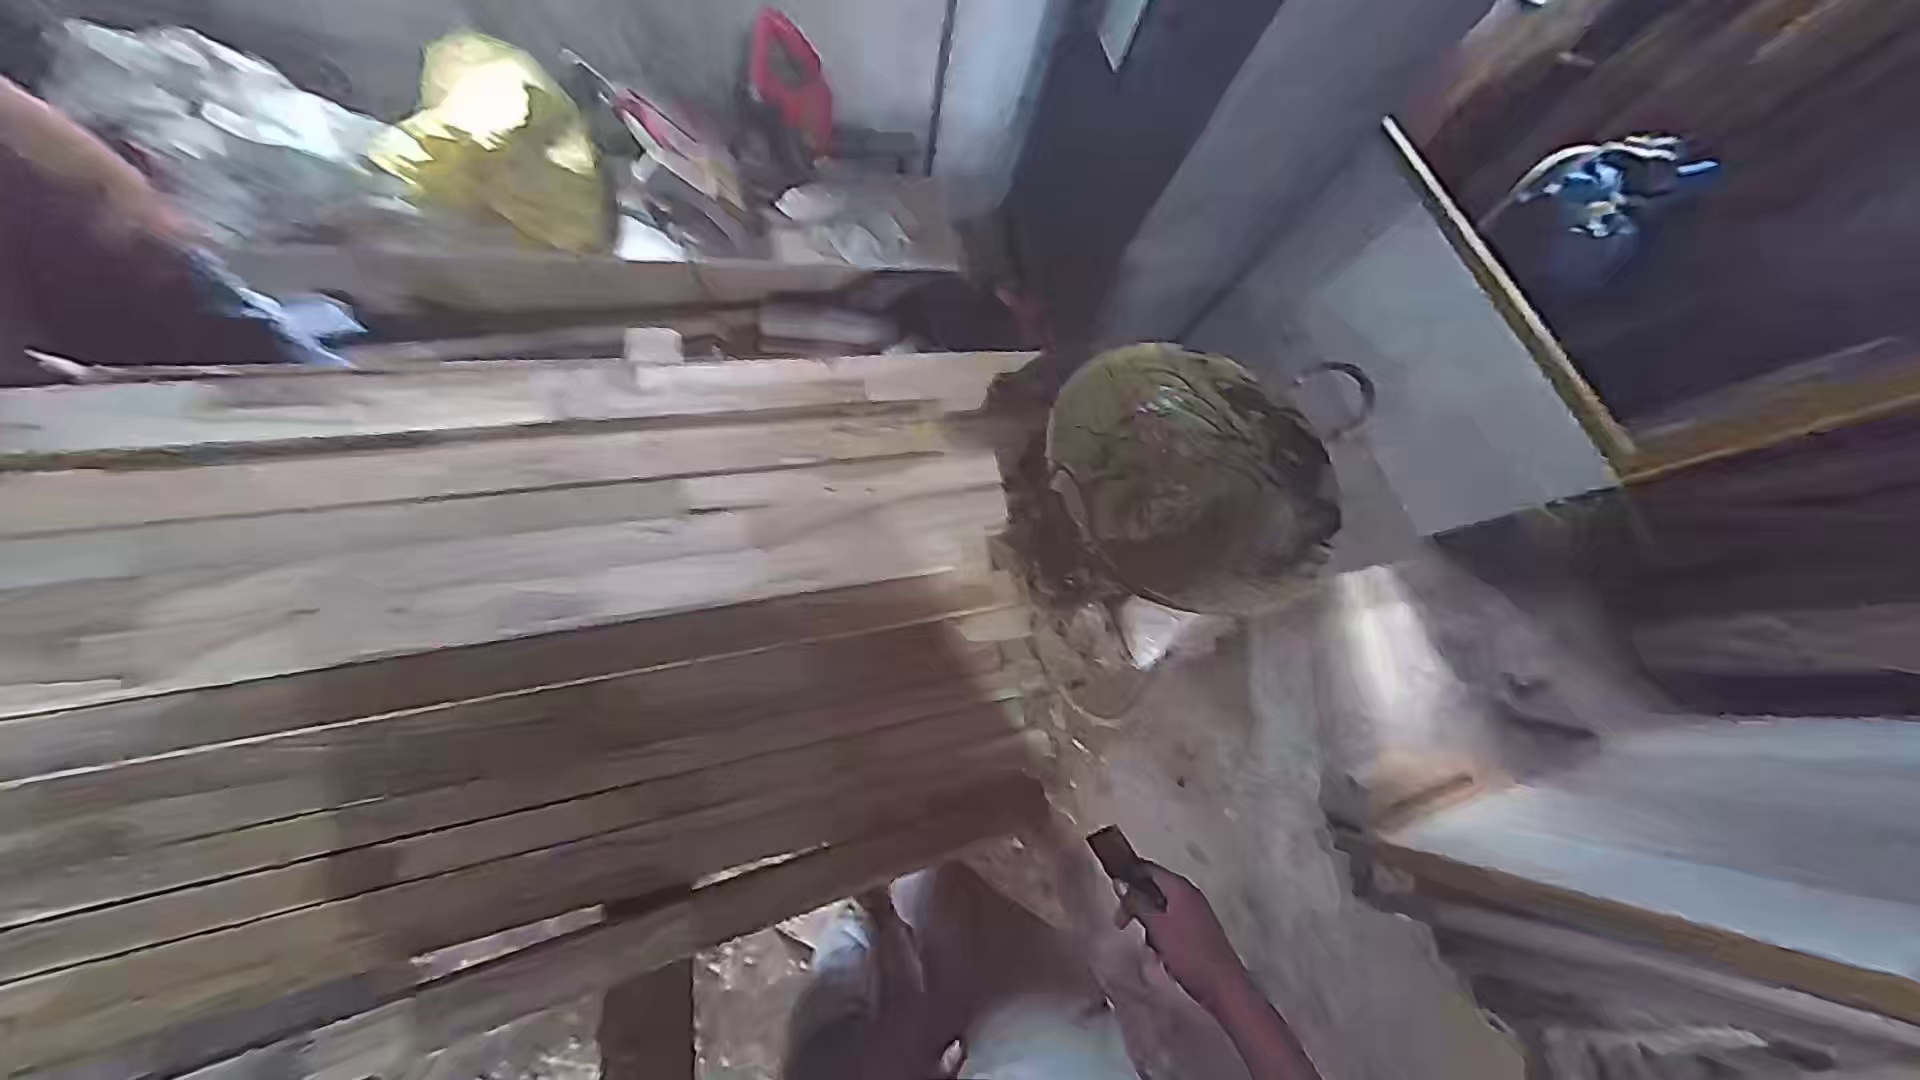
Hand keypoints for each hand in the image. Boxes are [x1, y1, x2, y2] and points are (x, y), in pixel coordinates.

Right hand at [1115, 863, 1249, 1008]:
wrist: (1225, 990)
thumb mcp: (1156, 926)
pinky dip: (1163, 937)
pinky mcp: (1200, 933)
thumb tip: (1120, 884)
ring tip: (1150, 948)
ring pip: (1162, 910)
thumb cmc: (1190, 954)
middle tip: (1122, 922)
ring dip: (1150, 926)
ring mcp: (1197, 914)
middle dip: (1137, 906)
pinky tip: (1163, 957)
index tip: (1114, 890)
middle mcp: (1189, 896)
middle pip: (1154, 890)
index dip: (1128, 875)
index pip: (1148, 868)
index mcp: (1180, 887)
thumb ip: (1136, 903)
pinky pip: (1173, 926)